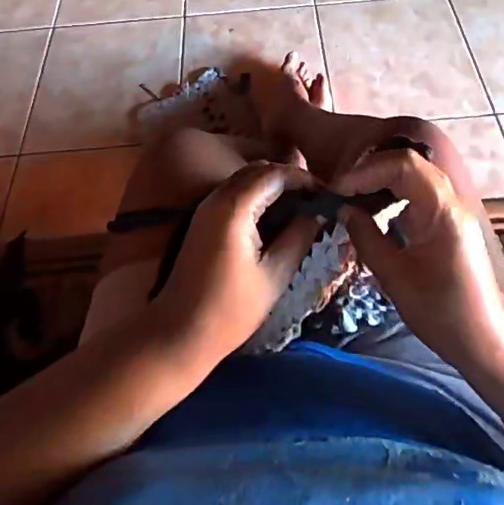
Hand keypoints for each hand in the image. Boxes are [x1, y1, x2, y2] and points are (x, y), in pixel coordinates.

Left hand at [151, 162, 322, 362]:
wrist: (177, 335)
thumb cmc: (229, 311)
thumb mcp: (274, 275)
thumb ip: (299, 236)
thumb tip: (319, 213)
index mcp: (235, 208)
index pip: (276, 174)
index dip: (304, 178)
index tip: (327, 193)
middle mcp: (218, 198)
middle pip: (260, 169)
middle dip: (290, 177)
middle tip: (315, 197)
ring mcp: (207, 206)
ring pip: (246, 178)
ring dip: (273, 184)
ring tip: (300, 205)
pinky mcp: (203, 218)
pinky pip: (235, 191)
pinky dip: (258, 193)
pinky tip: (275, 214)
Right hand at [335, 150, 503, 368]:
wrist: (485, 341)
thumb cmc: (442, 313)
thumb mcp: (396, 279)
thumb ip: (367, 239)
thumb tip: (344, 211)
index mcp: (442, 210)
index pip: (403, 165)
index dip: (367, 171)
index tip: (339, 189)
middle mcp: (451, 200)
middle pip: (409, 163)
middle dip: (372, 170)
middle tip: (342, 190)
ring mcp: (453, 210)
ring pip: (415, 175)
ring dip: (383, 180)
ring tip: (354, 197)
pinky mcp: (449, 222)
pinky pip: (420, 193)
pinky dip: (395, 194)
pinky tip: (376, 210)